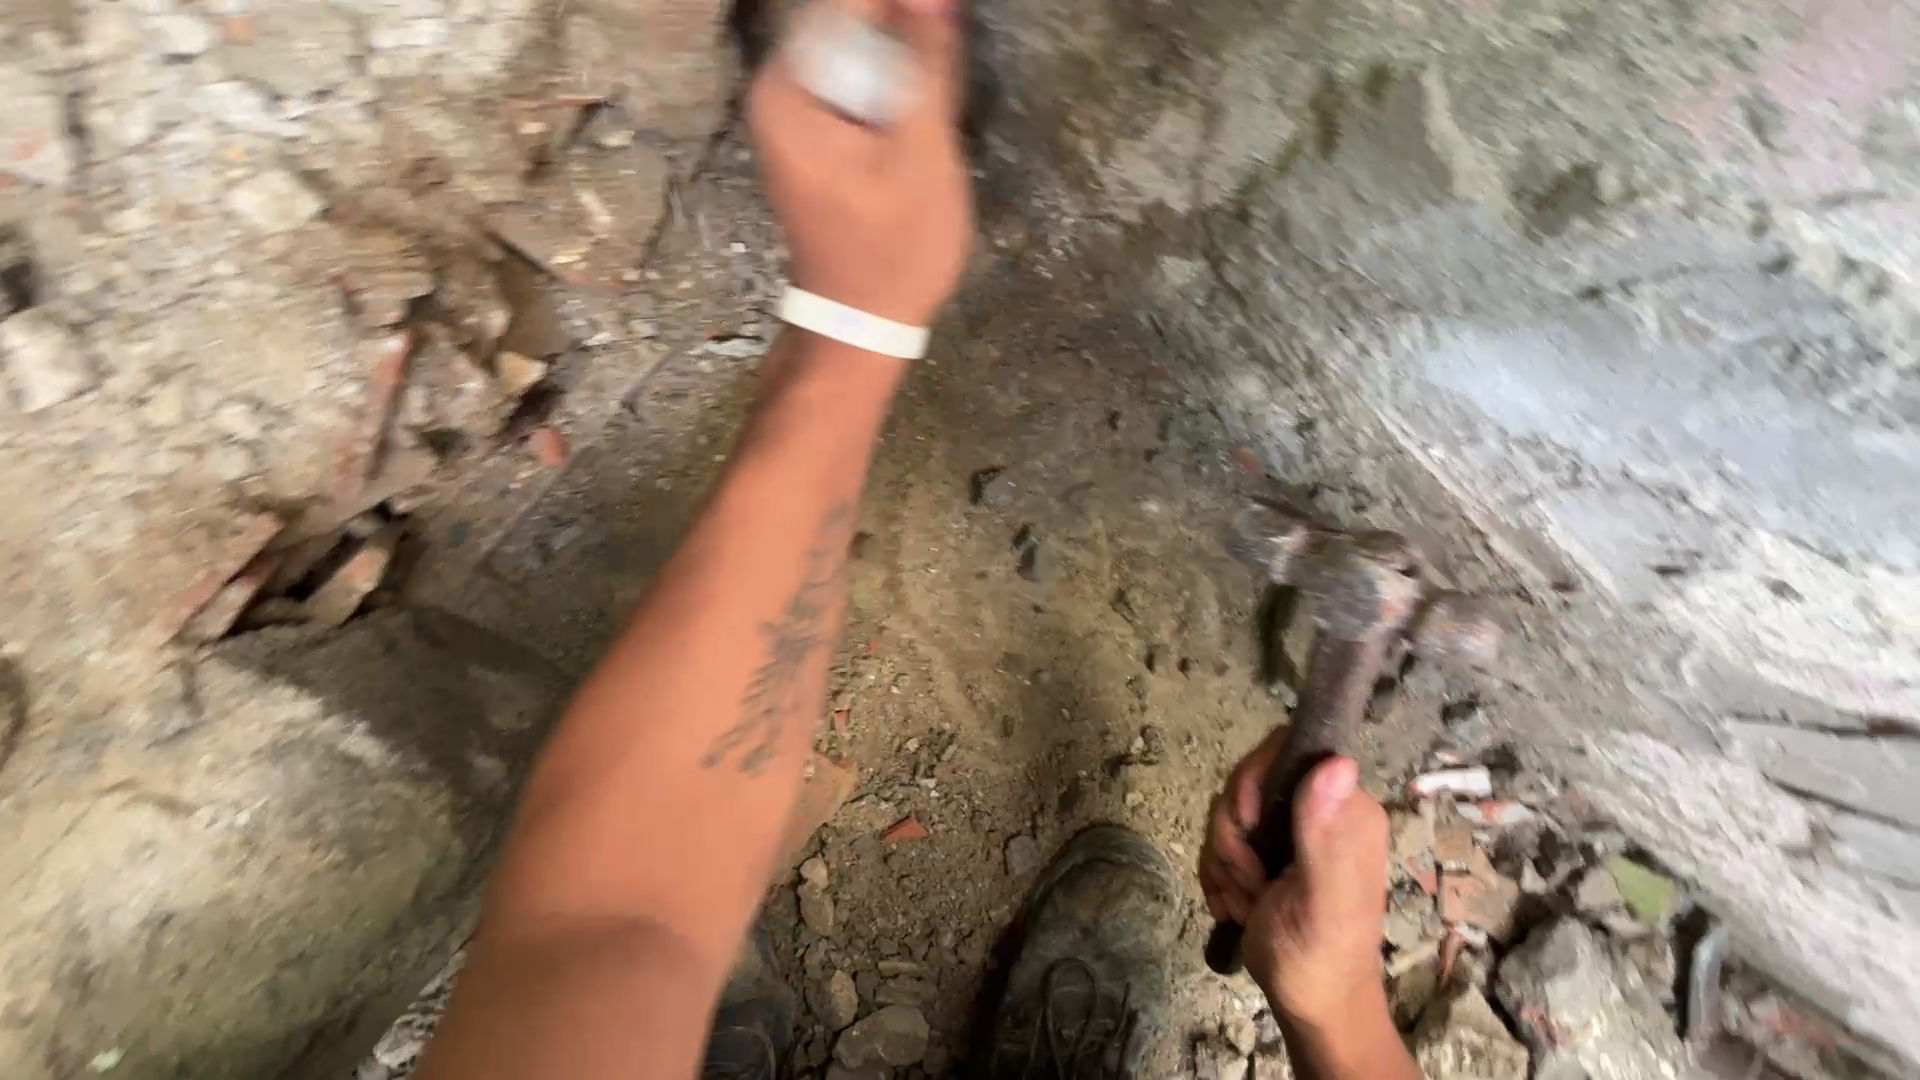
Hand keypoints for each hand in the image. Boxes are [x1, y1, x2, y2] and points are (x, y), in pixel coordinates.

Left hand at [747, 0, 973, 327]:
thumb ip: (926, 62)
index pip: (850, 4)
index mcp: (788, 89)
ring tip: (930, 129)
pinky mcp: (812, 144)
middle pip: (854, 30)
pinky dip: (891, 103)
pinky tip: (913, 138)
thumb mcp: (921, 153)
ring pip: (860, 63)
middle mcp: (776, 95)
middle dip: (906, 47)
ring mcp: (790, 121)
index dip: (905, 11)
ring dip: (905, 77)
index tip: (943, 38)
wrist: (864, 324)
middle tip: (938, 106)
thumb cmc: (893, 251)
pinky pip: (856, 96)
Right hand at [1200, 748, 1391, 1032]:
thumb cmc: (1321, 957)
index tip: (1249, 829)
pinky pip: (1218, 838)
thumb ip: (1326, 833)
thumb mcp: (1324, 899)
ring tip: (1249, 900)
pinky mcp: (1265, 850)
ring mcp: (1290, 830)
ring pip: (1226, 812)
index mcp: (1345, 808)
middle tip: (1253, 880)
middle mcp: (1319, 809)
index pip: (1284, 751)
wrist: (1310, 1007)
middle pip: (1245, 782)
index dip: (1253, 783)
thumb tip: (1337, 761)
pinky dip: (1219, 873)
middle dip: (1234, 835)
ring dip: (1225, 861)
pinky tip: (1239, 904)